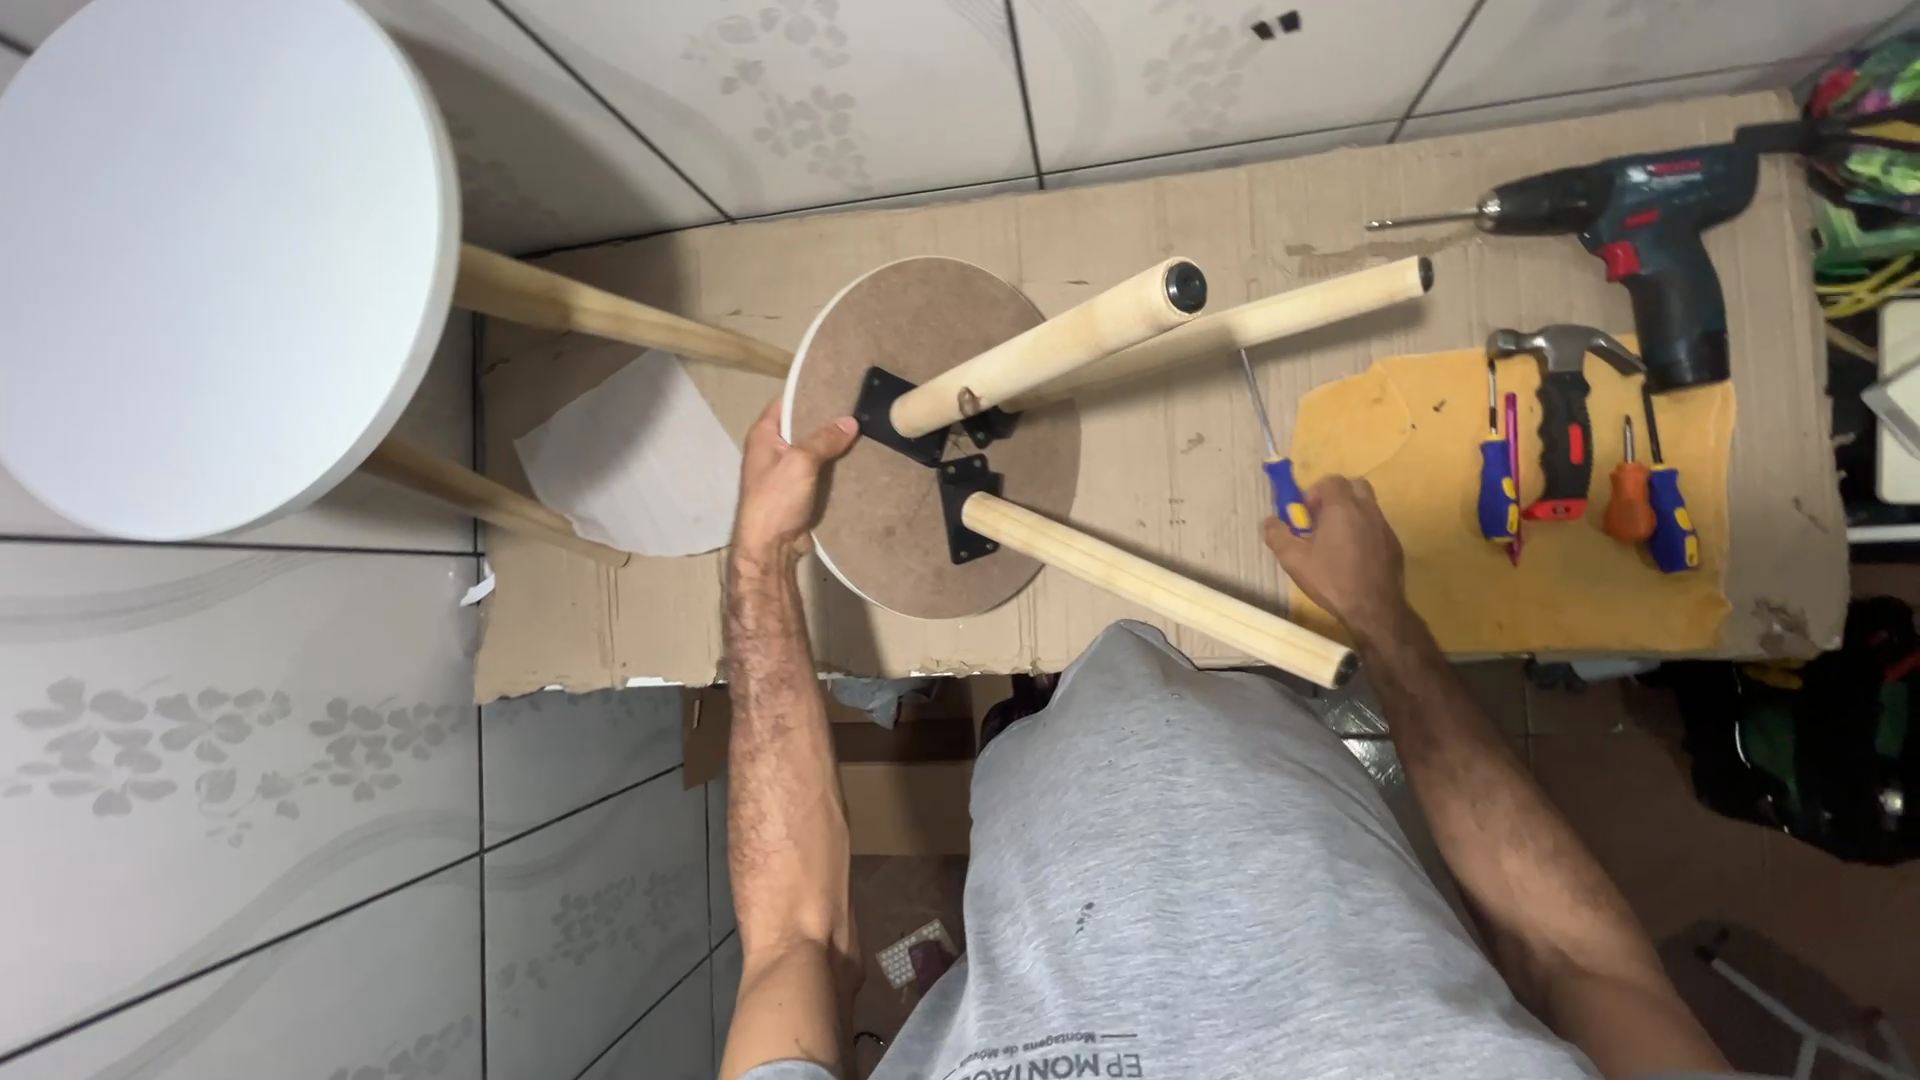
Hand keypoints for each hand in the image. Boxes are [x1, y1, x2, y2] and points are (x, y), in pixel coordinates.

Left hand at [732, 397, 859, 566]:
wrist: (771, 548)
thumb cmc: (776, 499)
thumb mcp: (800, 462)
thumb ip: (824, 439)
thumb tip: (850, 421)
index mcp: (763, 435)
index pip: (786, 402)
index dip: (809, 392)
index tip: (838, 385)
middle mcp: (772, 450)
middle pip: (803, 426)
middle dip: (829, 419)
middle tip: (859, 407)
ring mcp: (787, 472)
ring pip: (815, 450)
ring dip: (836, 445)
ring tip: (866, 429)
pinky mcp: (800, 491)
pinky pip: (822, 472)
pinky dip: (837, 466)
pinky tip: (860, 459)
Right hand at [1263, 475, 1412, 646]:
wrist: (1373, 607)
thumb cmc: (1330, 579)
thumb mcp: (1293, 559)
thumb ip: (1277, 535)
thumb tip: (1269, 521)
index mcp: (1342, 508)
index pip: (1331, 481)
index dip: (1314, 492)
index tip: (1305, 514)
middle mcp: (1367, 511)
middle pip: (1355, 485)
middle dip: (1336, 496)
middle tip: (1321, 520)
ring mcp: (1384, 527)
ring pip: (1367, 506)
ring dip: (1349, 514)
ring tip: (1334, 541)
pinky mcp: (1394, 544)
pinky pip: (1376, 526)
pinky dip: (1362, 531)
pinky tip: (1352, 557)